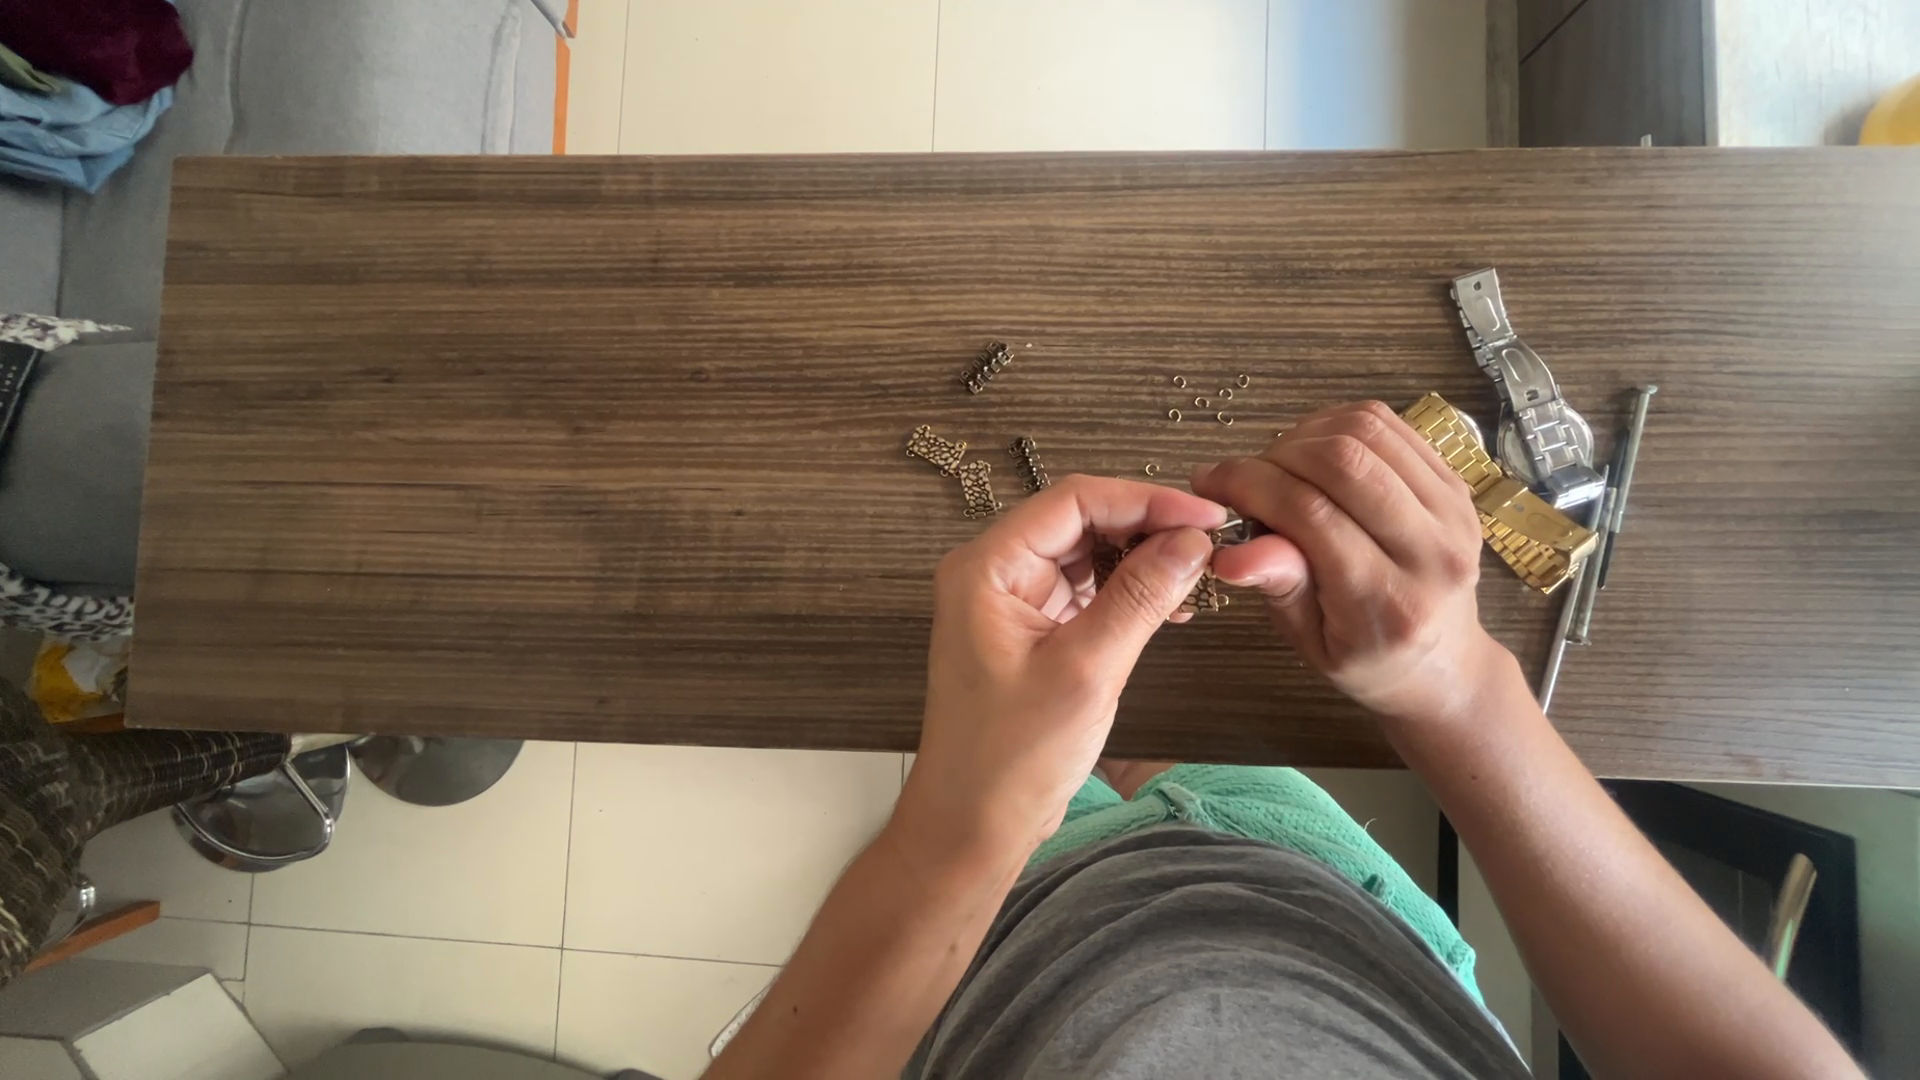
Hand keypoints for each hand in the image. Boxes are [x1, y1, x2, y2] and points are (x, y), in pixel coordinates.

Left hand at [900, 476, 1224, 858]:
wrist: (974, 821)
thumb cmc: (1014, 754)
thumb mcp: (1086, 669)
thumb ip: (1140, 597)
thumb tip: (1192, 540)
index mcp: (987, 566)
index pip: (1072, 501)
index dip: (1144, 499)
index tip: (1207, 516)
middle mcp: (993, 571)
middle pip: (1078, 522)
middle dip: (1145, 527)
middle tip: (1210, 545)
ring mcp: (1010, 600)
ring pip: (1084, 554)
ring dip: (1139, 560)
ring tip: (1197, 575)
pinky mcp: (1028, 628)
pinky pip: (1083, 591)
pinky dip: (1124, 592)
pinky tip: (1168, 604)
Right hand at [1192, 401, 1519, 729]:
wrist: (1443, 662)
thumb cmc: (1362, 658)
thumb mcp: (1308, 639)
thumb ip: (1279, 587)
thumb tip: (1228, 554)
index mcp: (1389, 600)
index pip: (1310, 513)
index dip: (1249, 485)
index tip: (1208, 483)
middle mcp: (1433, 548)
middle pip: (1344, 460)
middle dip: (1274, 456)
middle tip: (1245, 478)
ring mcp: (1452, 507)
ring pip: (1367, 430)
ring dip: (1304, 437)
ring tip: (1277, 468)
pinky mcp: (1455, 481)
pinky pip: (1388, 425)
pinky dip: (1335, 426)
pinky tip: (1311, 455)